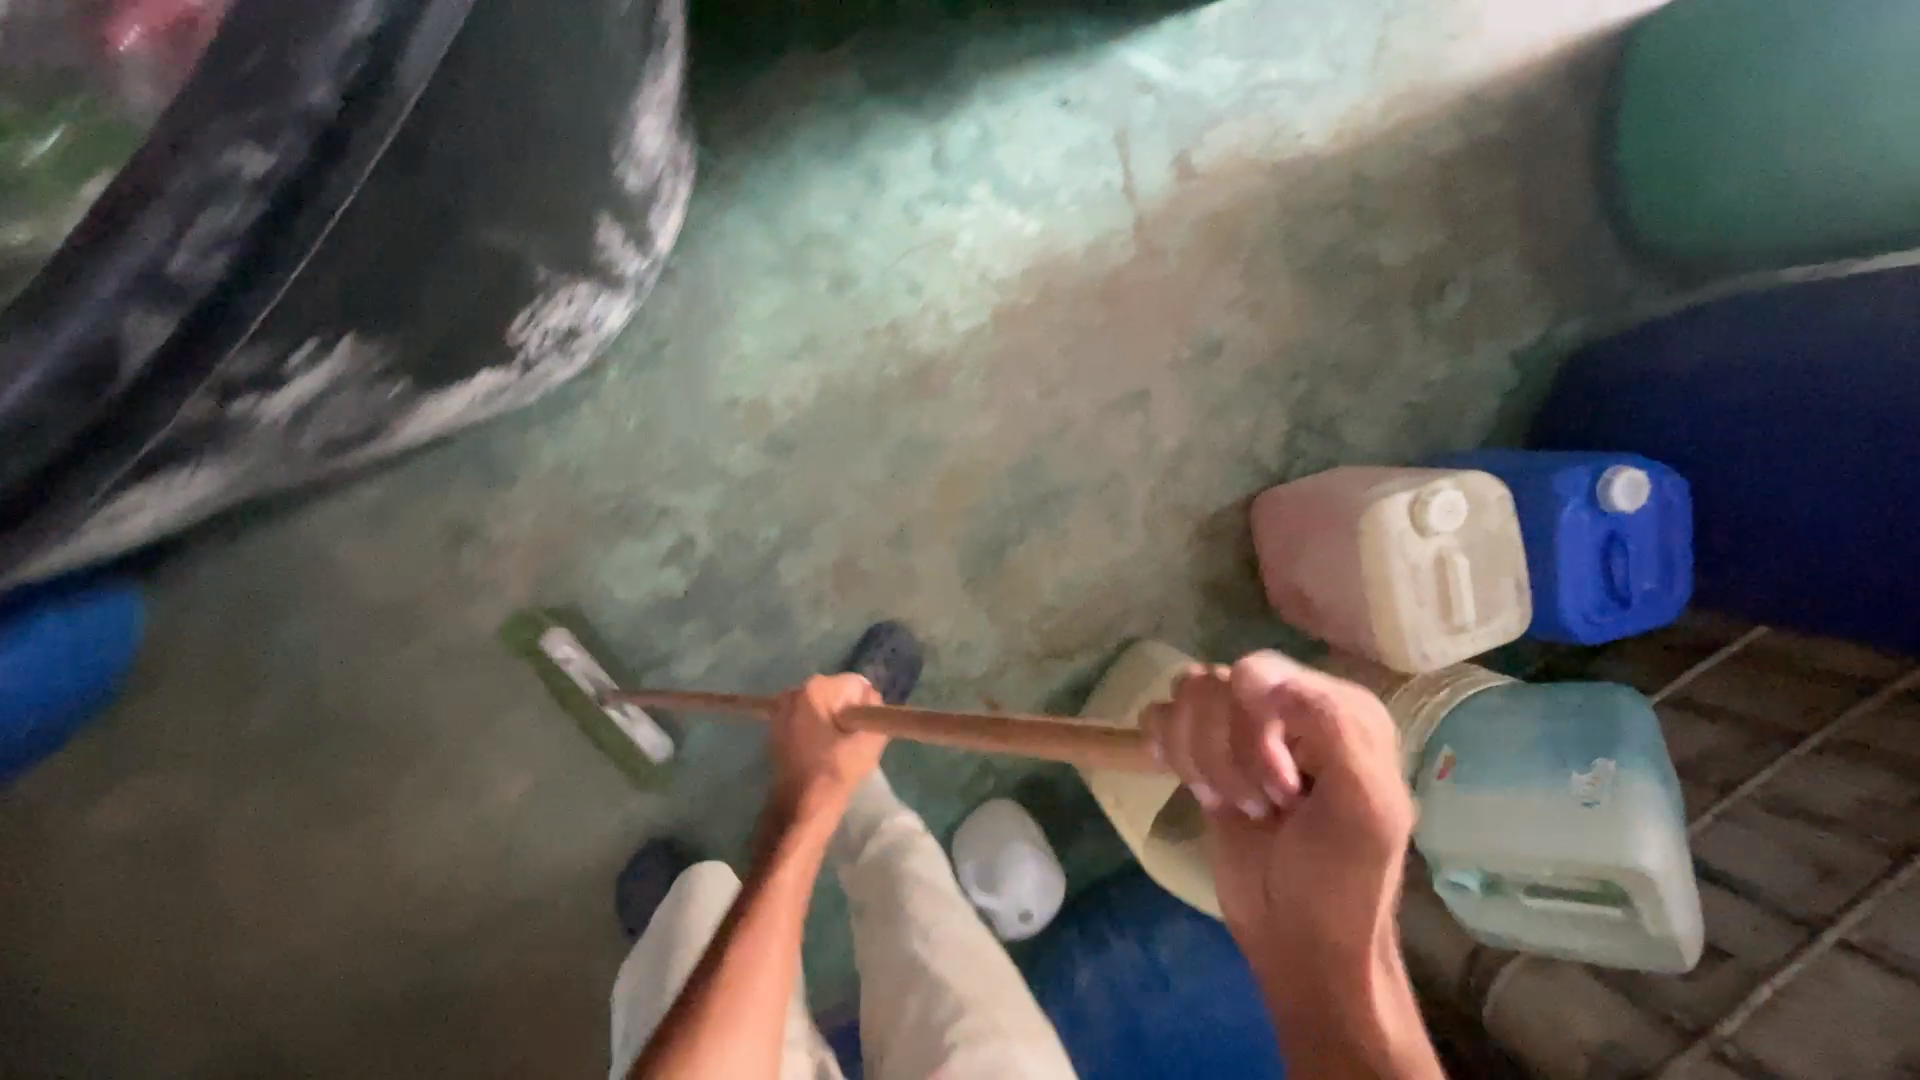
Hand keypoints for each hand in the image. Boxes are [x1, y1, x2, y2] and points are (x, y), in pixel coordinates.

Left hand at [767, 674, 887, 814]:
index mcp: (815, 689)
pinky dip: (817, 729)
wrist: (802, 807)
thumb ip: (876, 710)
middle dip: (847, 712)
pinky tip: (822, 751)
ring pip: (822, 705)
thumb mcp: (870, 740)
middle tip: (851, 742)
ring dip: (832, 721)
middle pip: (837, 693)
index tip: (863, 732)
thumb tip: (871, 699)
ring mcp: (781, 709)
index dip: (865, 708)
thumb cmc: (836, 771)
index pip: (855, 685)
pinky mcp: (776, 727)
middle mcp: (794, 691)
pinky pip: (807, 718)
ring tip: (837, 749)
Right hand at [1143, 651, 1415, 986]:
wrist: (1302, 940)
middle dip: (1227, 754)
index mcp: (1335, 704)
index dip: (1253, 733)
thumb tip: (1254, 678)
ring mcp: (1240, 726)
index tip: (1282, 794)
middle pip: (1213, 684)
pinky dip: (1171, 754)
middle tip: (1261, 807)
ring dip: (1201, 760)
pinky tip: (1200, 791)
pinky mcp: (1203, 752)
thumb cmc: (1340, 882)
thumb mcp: (1365, 808)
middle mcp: (1286, 704)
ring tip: (1236, 805)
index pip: (1256, 675)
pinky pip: (1160, 718)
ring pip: (1184, 697)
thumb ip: (1332, 726)